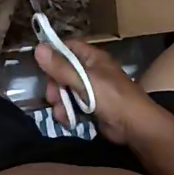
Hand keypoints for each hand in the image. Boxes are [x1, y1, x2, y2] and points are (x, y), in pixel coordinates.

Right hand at [34, 37, 172, 145]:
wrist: (135, 126)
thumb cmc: (113, 98)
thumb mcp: (85, 81)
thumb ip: (61, 67)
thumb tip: (38, 48)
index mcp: (93, 58)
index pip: (68, 47)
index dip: (54, 54)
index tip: (41, 65)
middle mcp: (90, 71)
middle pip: (62, 71)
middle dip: (54, 86)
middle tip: (53, 97)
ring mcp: (90, 90)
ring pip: (65, 91)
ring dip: (60, 102)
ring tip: (62, 113)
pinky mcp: (90, 107)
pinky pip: (71, 105)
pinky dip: (67, 113)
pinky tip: (68, 120)